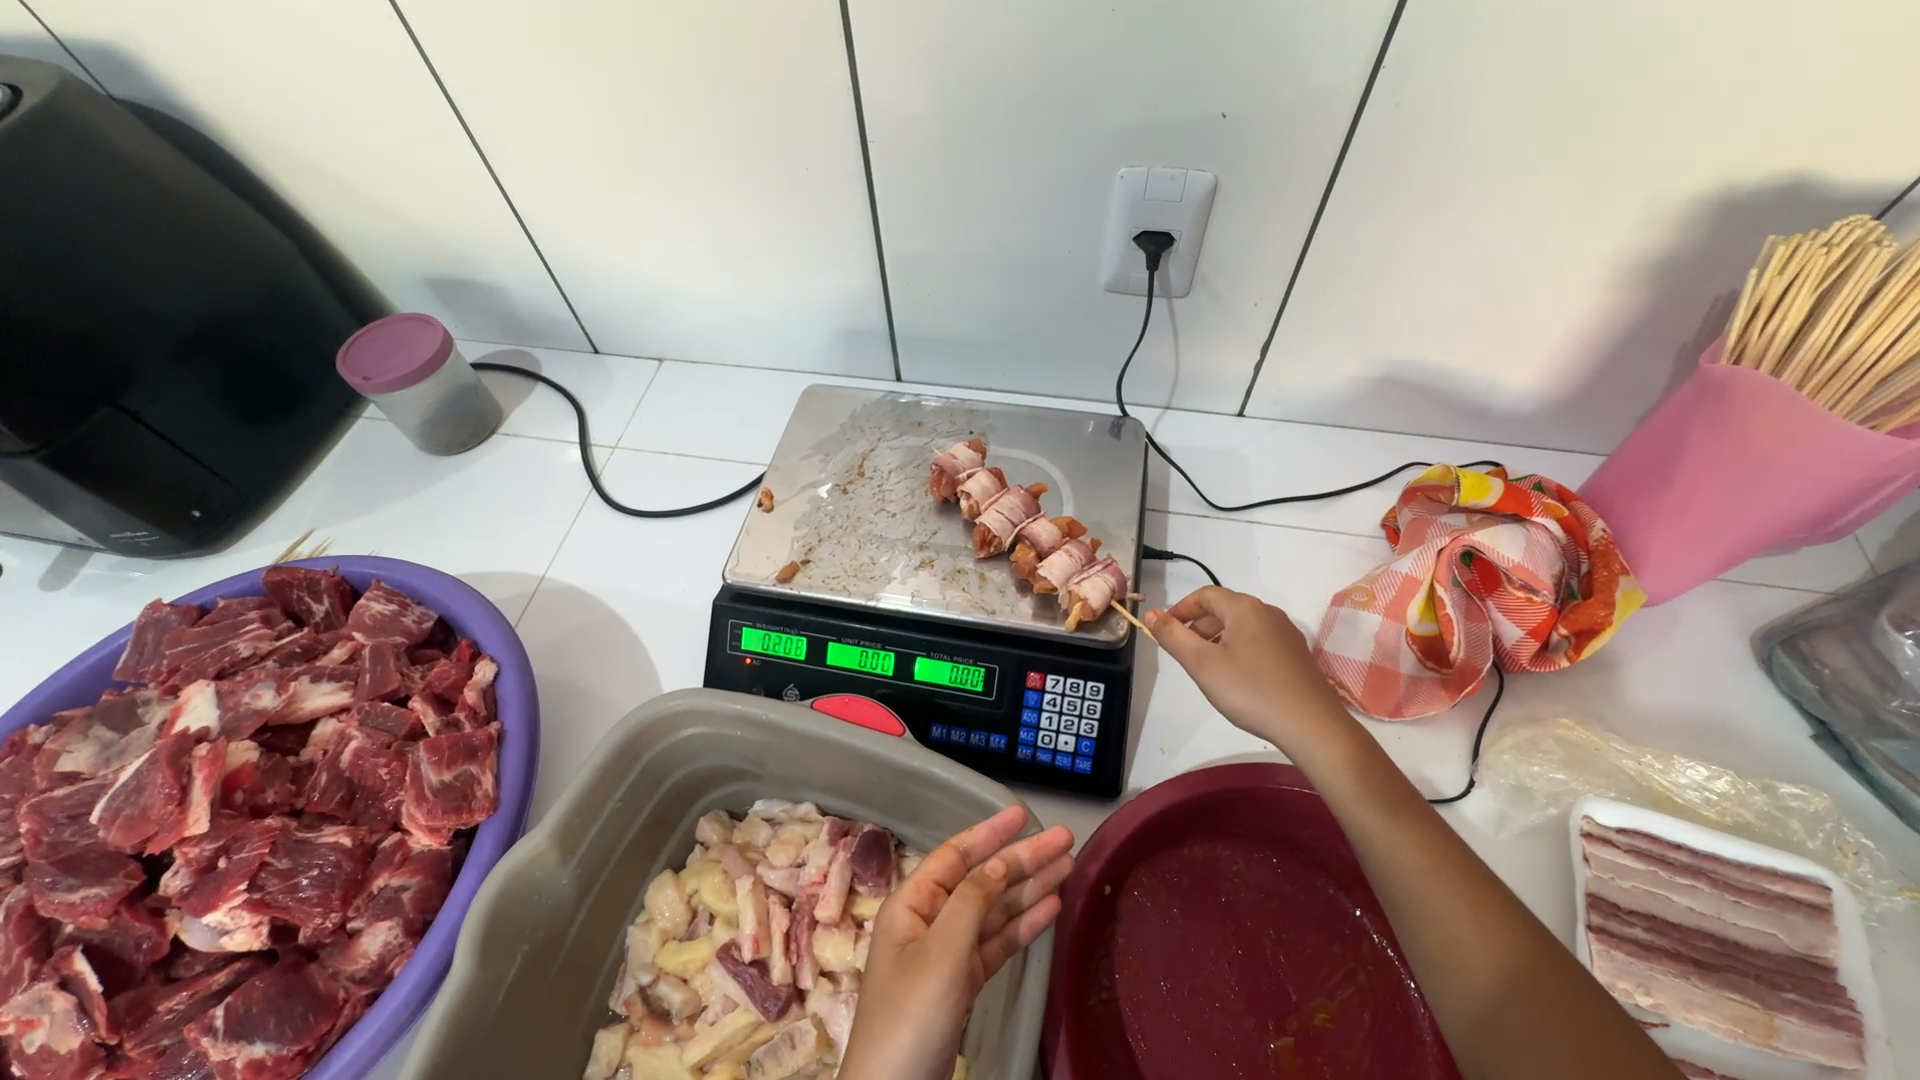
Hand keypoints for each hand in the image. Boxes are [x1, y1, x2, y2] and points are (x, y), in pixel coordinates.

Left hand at [837, 806, 1073, 1079]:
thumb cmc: (911, 1014)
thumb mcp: (941, 951)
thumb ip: (971, 901)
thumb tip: (998, 862)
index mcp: (912, 904)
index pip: (955, 856)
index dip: (989, 833)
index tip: (1022, 813)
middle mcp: (929, 921)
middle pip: (982, 881)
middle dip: (1022, 859)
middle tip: (1064, 839)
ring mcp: (947, 954)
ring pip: (994, 911)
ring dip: (1029, 889)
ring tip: (1068, 867)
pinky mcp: (963, 984)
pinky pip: (996, 944)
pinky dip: (1023, 926)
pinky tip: (1050, 909)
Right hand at [1145, 586, 1358, 759]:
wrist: (1311, 725)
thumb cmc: (1250, 691)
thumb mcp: (1202, 664)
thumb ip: (1173, 637)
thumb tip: (1152, 614)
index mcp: (1244, 608)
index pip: (1205, 595)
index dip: (1181, 609)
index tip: (1165, 631)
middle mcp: (1268, 613)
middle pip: (1224, 608)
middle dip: (1198, 626)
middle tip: (1183, 653)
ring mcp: (1286, 633)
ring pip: (1242, 626)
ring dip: (1218, 639)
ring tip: (1206, 668)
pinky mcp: (1296, 654)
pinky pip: (1259, 641)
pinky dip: (1239, 650)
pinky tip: (1237, 678)